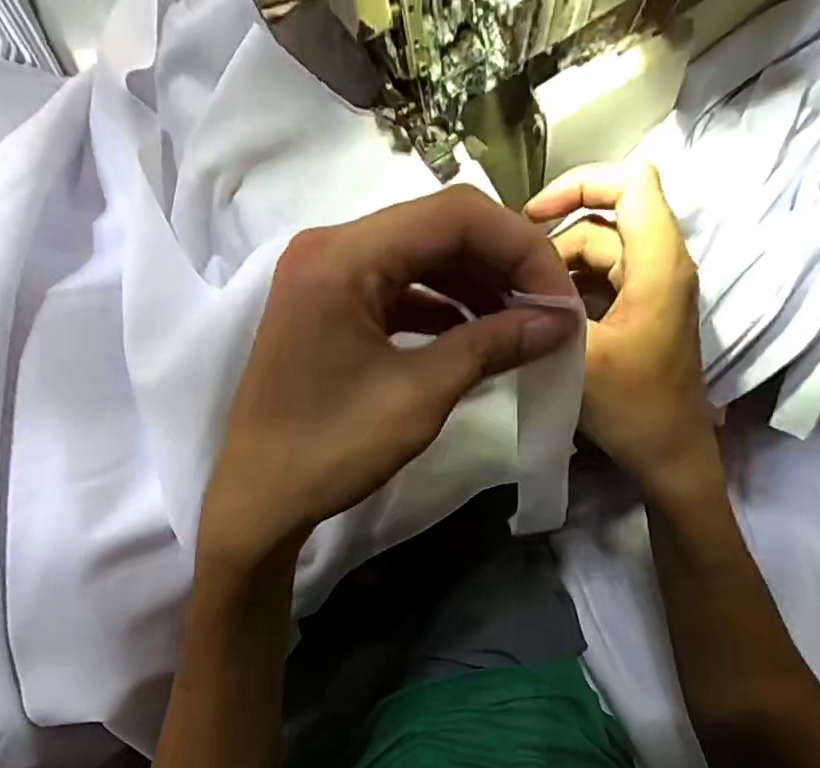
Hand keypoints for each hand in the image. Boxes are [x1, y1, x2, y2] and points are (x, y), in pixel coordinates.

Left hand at [199, 186, 578, 568]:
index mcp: (344, 255)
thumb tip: (557, 322)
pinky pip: (395, 290)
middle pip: (437, 230)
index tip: (559, 299)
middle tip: (547, 314)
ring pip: (419, 259)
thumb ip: (491, 346)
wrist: (260, 499)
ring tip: (520, 326)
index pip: (455, 216)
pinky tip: (475, 336)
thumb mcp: (419, 396)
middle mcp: (330, 248)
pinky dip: (440, 307)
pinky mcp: (326, 309)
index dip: (521, 249)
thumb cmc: (332, 449)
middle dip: (501, 267)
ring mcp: (324, 277)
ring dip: (474, 287)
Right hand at [524, 163, 718, 492]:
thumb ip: (546, 310)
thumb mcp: (582, 356)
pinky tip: (539, 318)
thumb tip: (508, 277)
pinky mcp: (642, 315)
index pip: (629, 180)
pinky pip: (601, 284)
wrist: (669, 456)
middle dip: (554, 243)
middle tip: (509, 279)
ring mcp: (652, 291)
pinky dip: (569, 292)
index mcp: (659, 262)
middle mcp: (661, 264)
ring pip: (598, 255)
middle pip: (603, 221)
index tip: (530, 218)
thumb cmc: (634, 407)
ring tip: (517, 303)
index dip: (578, 183)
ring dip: (557, 272)